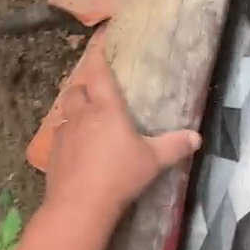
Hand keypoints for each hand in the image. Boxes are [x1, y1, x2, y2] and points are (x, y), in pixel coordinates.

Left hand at [45, 57, 199, 217]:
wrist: (80, 204)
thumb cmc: (120, 175)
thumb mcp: (153, 161)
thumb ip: (174, 146)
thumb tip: (197, 137)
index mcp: (106, 108)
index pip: (99, 73)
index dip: (98, 56)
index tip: (99, 45)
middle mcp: (81, 115)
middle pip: (76, 90)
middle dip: (84, 88)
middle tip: (96, 95)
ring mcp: (63, 134)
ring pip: (65, 113)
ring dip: (74, 113)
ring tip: (86, 123)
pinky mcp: (52, 154)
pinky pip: (58, 137)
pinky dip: (67, 137)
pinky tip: (76, 150)